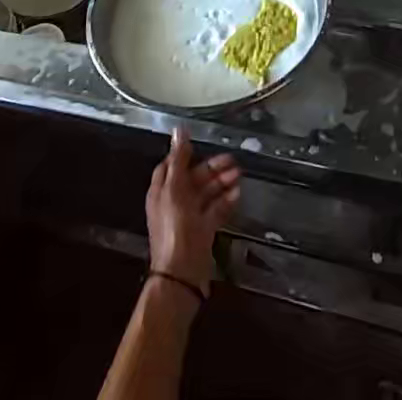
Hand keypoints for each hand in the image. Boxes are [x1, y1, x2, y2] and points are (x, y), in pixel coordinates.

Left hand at [146, 128, 240, 294]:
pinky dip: (226, 200)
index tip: (203, 144)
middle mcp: (174, 201)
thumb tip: (179, 130)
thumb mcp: (175, 188)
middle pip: (193, 177)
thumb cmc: (175, 227)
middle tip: (233, 160)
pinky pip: (216, 209)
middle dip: (212, 168)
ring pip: (207, 192)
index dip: (184, 154)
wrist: (183, 271)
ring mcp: (190, 216)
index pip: (171, 165)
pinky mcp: (204, 229)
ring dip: (222, 182)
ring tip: (239, 174)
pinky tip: (238, 193)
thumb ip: (179, 159)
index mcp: (162, 191)